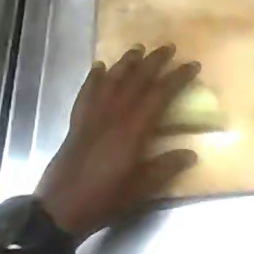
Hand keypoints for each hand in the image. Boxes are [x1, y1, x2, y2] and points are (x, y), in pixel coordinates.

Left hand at [36, 45, 200, 239]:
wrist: (61, 206)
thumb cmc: (106, 199)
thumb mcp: (142, 189)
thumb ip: (166, 167)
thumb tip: (191, 153)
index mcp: (133, 129)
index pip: (159, 94)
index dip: (177, 78)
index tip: (192, 65)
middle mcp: (113, 115)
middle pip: (136, 80)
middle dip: (154, 62)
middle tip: (168, 47)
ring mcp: (93, 116)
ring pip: (112, 81)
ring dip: (126, 63)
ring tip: (138, 49)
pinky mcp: (77, 122)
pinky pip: (87, 92)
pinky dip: (94, 78)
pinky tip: (99, 68)